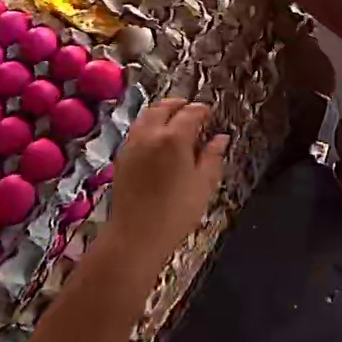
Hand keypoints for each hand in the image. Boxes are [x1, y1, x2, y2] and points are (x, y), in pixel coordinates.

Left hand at [101, 100, 228, 266]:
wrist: (136, 236)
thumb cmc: (176, 212)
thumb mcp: (203, 184)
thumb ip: (213, 157)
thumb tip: (221, 138)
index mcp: (173, 138)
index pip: (190, 113)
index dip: (202, 110)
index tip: (209, 114)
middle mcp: (150, 134)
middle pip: (163, 107)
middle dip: (179, 105)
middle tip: (192, 110)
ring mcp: (132, 144)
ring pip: (146, 116)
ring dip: (161, 112)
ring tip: (174, 121)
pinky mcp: (121, 157)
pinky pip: (136, 130)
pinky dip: (149, 125)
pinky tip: (157, 139)